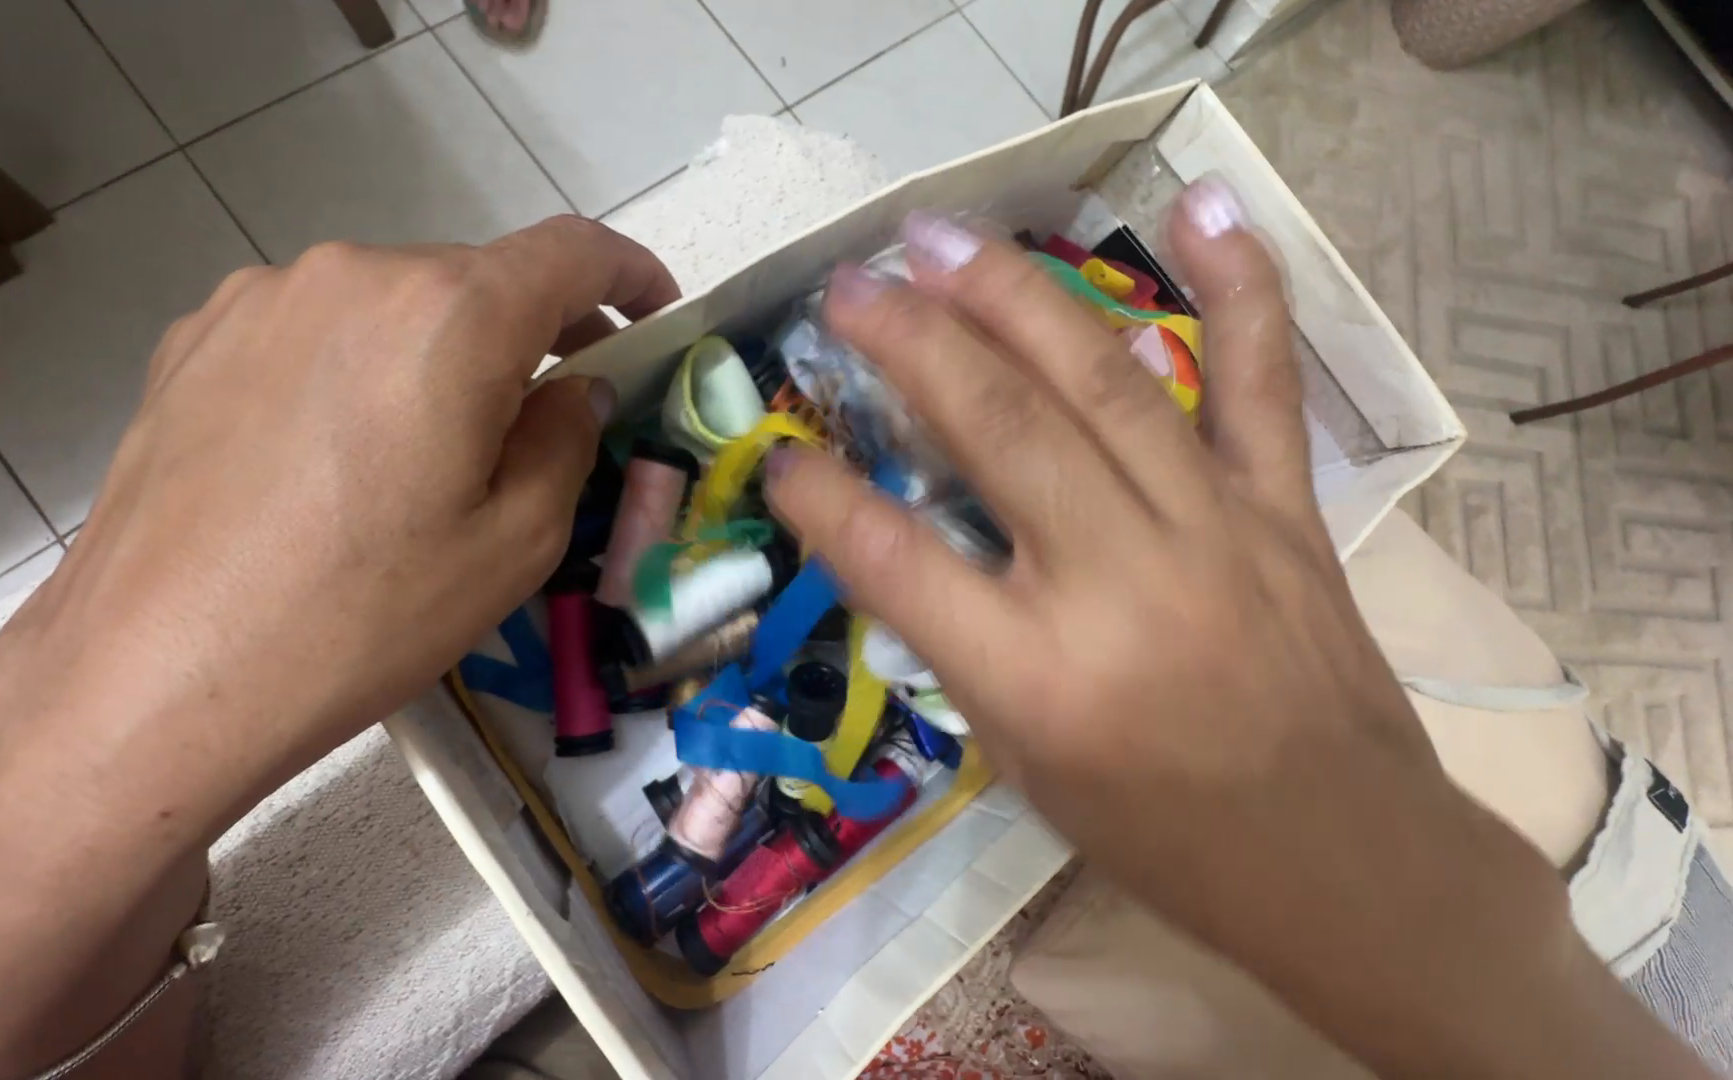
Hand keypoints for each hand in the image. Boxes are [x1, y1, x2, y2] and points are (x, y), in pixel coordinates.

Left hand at [0, 217, 675, 1079]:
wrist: (154, 680)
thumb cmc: (367, 615)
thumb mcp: (517, 542)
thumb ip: (568, 438)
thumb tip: (577, 387)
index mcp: (450, 316)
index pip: (573, 252)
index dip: (632, 274)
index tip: (656, 316)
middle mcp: (354, 274)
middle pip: (484, 280)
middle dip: (542, 333)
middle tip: (562, 408)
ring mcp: (262, 298)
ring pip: (404, 305)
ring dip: (456, 353)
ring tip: (450, 446)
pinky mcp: (199, 340)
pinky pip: (327, 329)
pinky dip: (377, 365)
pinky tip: (356, 452)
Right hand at [766, 185, 1697, 1077]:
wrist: (1342, 863)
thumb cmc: (1154, 830)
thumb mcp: (1017, 757)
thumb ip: (957, 640)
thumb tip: (903, 532)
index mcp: (1039, 676)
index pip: (899, 561)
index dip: (824, 500)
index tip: (780, 457)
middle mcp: (1120, 583)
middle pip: (999, 430)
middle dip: (908, 343)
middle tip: (847, 287)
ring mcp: (1213, 528)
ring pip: (1101, 381)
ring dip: (1010, 295)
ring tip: (940, 237)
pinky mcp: (1284, 508)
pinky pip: (1259, 380)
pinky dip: (1237, 284)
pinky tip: (1196, 205)